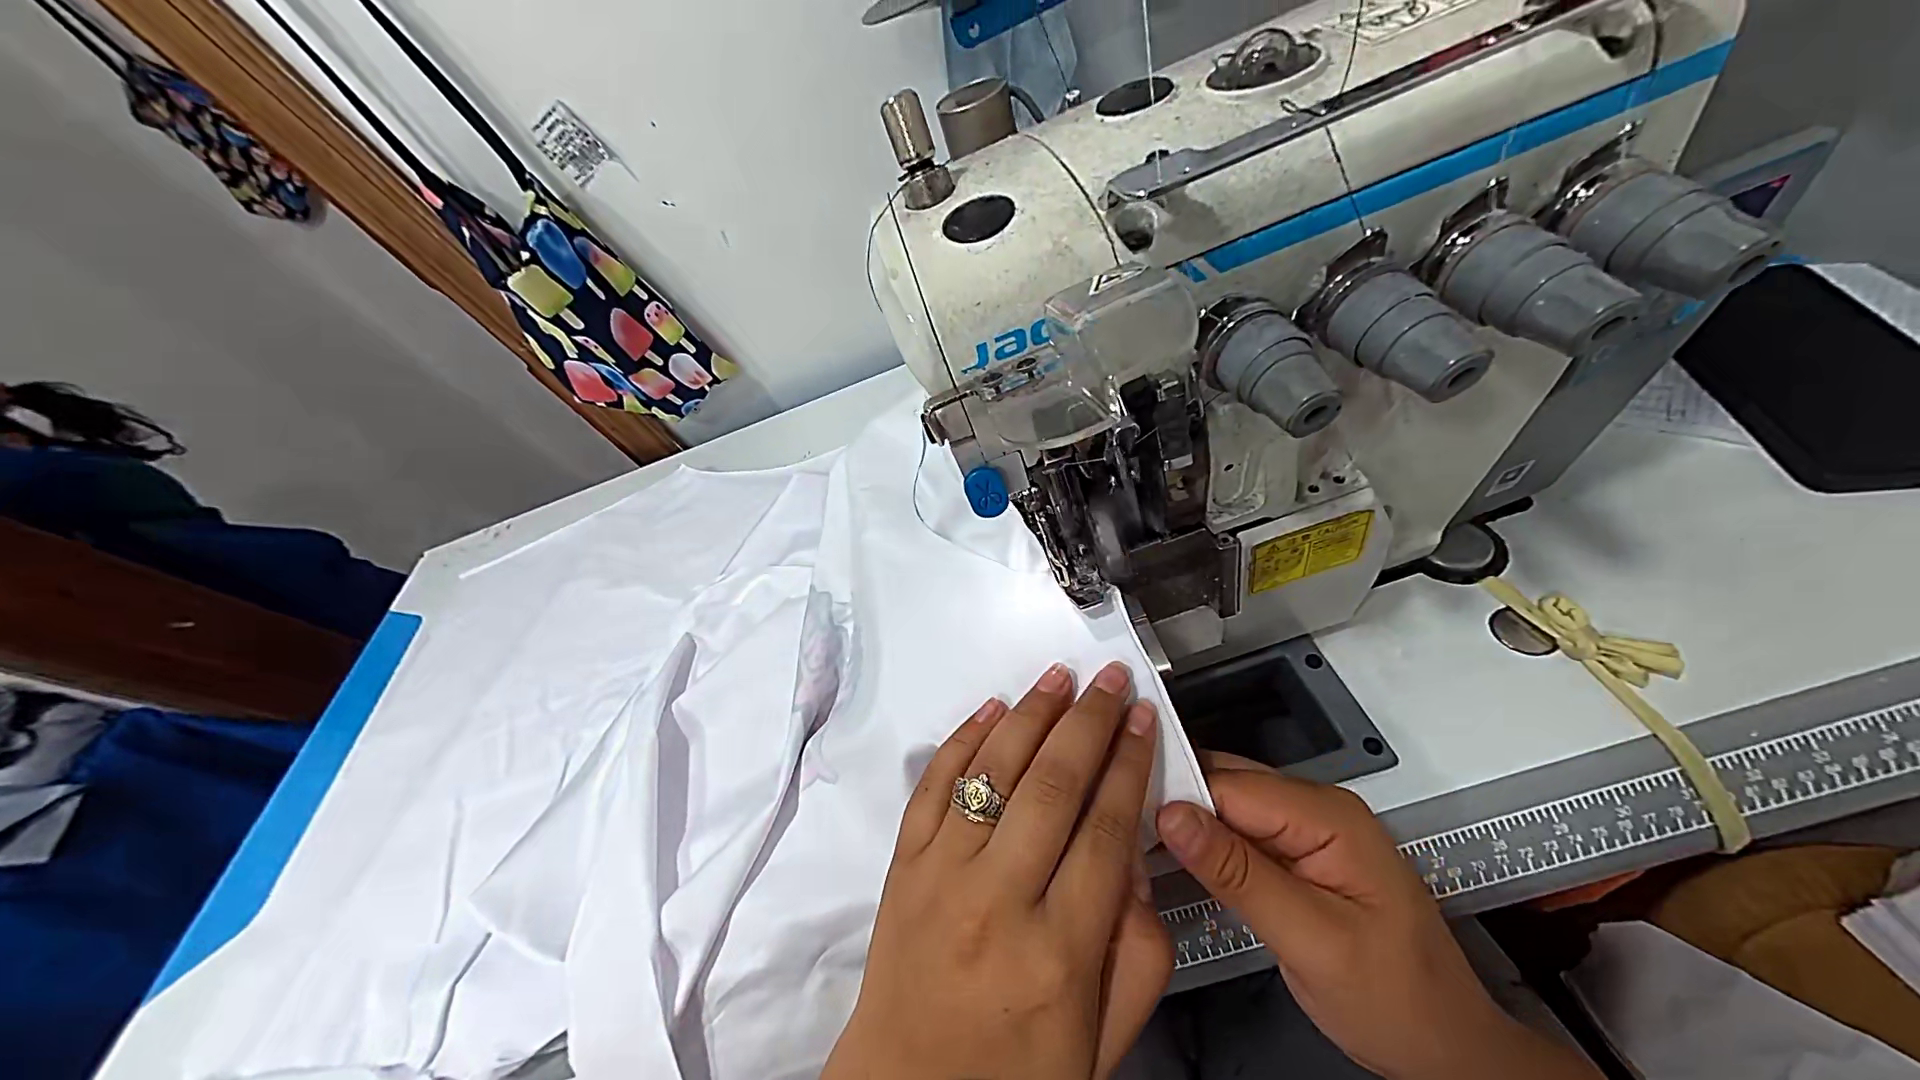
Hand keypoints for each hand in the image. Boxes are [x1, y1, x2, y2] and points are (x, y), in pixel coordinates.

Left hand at [824, 662, 1172, 1079]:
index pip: (1106, 829)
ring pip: (992, 772)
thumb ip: (1139, 952)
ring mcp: (942, 874)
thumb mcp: (1104, 1039)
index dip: (1129, 764)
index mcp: (1060, 950)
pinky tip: (991, 710)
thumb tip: (1136, 860)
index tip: (1142, 720)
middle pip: (1053, 785)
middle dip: (1089, 722)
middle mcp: (998, 899)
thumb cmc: (1015, 1072)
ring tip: (1058, 678)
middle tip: (1110, 681)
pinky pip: (933, 786)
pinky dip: (962, 740)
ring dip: (1030, 715)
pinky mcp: (902, 864)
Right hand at [1157, 764, 1600, 1079]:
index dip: (1174, 794)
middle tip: (1123, 829)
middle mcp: (1315, 807)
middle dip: (1173, 801)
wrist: (1447, 1047)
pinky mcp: (1294, 850)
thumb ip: (1239, 873)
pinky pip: (1236, 829)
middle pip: (1223, 782)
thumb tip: (1174, 816)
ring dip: (1185, 822)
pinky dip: (1203, 841)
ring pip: (1224, 803)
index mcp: (1327, 815)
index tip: (1125, 813)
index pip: (1228, 783)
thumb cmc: (1395, 1000)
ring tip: (1139, 842)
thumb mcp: (1312, 941)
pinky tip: (1175, 856)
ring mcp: (1305, 827)